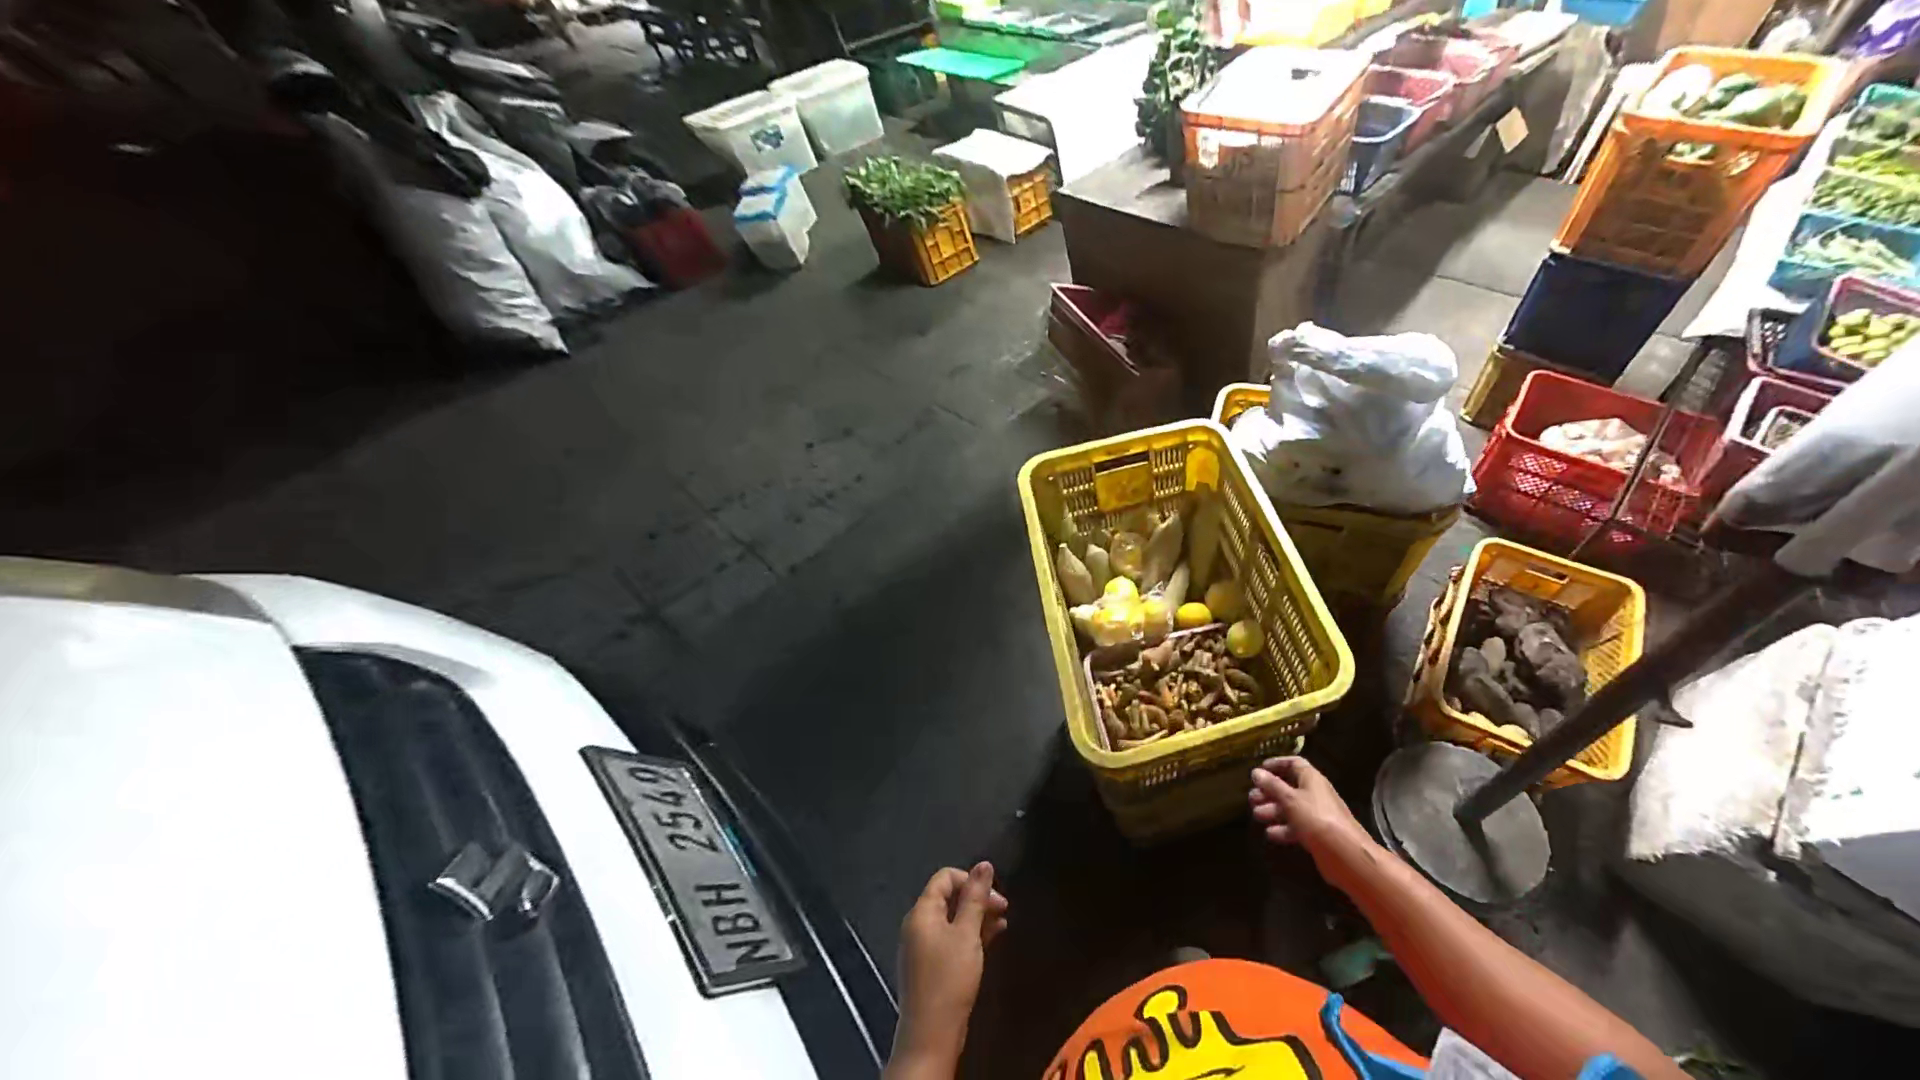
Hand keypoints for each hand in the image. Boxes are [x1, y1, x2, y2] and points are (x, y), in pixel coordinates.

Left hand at [889, 862, 1008, 1074]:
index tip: (995, 895)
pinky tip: (992, 938)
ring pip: (952, 919)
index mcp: (922, 911)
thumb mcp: (967, 934)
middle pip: (948, 897)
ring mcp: (922, 946)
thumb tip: (984, 864)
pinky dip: (970, 935)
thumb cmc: (949, 978)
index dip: (970, 879)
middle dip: (977, 898)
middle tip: (1003, 908)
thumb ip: (975, 898)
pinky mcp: (931, 965)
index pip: (944, 878)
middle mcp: (918, 924)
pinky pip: (951, 938)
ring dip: (976, 917)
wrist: (931, 1035)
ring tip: (1002, 922)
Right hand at [1249, 756, 1372, 866]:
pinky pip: (1296, 826)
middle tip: (1252, 799)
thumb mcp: (1290, 799)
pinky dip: (1283, 829)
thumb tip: (1256, 772)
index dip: (1276, 764)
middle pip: (1288, 788)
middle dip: (1269, 792)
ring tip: (1257, 816)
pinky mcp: (1316, 834)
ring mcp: (1316, 815)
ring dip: (1272, 811)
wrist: (1345, 853)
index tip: (1259, 770)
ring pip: (1290, 808)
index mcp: (1311, 779)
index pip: (1293, 764)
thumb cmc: (1316, 818)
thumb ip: (1272, 785)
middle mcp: (1315, 794)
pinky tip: (1270, 834)